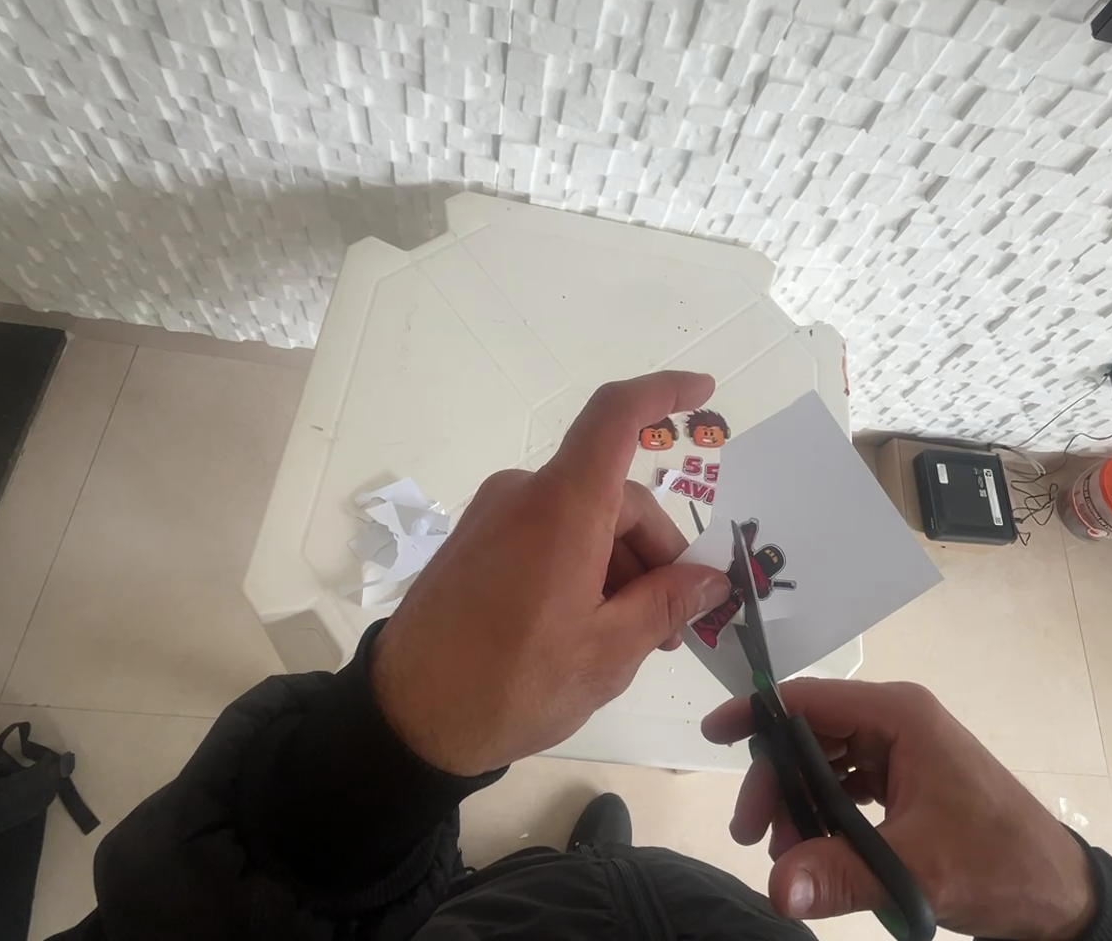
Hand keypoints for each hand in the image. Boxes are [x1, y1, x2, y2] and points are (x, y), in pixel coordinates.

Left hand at [372, 372, 734, 775]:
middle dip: (656, 553)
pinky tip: (588, 625)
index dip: (664, 392)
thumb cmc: (510, 682)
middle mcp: (527, 494)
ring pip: (586, 520)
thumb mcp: (606, 652)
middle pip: (615, 498)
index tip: (705, 391)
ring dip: (620, 568)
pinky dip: (583, 566)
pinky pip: (551, 534)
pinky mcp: (479, 539)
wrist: (402, 720)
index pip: (616, 417)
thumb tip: (709, 578)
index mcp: (562, 507)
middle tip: (673, 623)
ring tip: (630, 639)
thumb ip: (665, 604)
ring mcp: (497, 515)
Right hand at [702, 679, 1096, 940]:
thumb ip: (842, 874)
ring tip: (785, 854)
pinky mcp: (904, 777)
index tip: (713, 735)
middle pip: (810, 734)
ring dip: (798, 802)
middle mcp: (893, 720)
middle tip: (751, 834)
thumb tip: (775, 889)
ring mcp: (899, 748)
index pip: (809, 700)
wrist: (1064, 899)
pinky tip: (814, 849)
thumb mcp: (918, 869)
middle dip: (776, 781)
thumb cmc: (998, 864)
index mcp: (897, 715)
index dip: (757, 714)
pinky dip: (824, 812)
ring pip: (824, 760)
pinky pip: (846, 783)